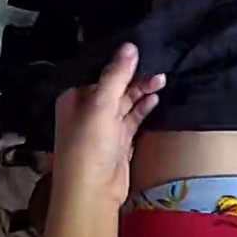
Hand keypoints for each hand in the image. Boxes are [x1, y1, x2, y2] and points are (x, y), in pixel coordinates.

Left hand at [53, 43, 164, 205]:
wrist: (91, 190)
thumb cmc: (89, 145)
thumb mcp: (101, 105)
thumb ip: (116, 75)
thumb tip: (130, 46)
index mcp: (75, 97)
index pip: (98, 72)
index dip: (119, 62)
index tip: (141, 48)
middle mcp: (87, 110)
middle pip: (114, 86)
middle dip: (134, 77)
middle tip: (158, 69)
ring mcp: (103, 126)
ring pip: (125, 102)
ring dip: (142, 91)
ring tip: (162, 80)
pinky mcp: (118, 141)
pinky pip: (132, 118)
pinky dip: (143, 108)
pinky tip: (155, 99)